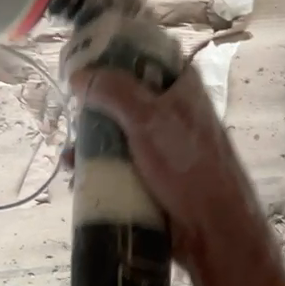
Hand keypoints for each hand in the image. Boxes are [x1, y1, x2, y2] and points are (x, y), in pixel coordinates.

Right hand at [73, 66, 284, 285]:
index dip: (111, 54)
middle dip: (94, 106)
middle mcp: (173, 108)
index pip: (143, 54)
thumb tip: (78, 76)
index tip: (81, 62)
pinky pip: (120, 159)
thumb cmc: (187, 165)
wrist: (214, 231)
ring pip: (118, 130)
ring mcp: (164, 142)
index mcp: (180, 85)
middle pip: (124, 94)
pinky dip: (99, 164)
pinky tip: (79, 175)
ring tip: (70, 156)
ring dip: (92, 140)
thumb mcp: (148, 119)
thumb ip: (113, 91)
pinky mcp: (155, 172)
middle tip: (71, 114)